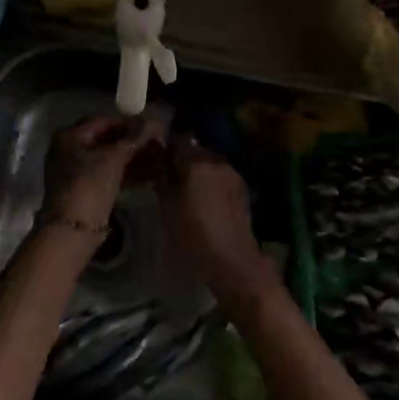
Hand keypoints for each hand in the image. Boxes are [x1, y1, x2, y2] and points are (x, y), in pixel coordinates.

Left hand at [43, 114, 162, 229]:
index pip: (105, 121)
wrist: (73, 229)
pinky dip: (127, 172)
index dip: (130, 123)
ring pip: (110, 158)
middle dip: (134, 143)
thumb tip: (155, 121)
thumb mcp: (114, 158)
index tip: (153, 128)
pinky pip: (109, 174)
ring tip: (159, 159)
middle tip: (158, 144)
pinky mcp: (86, 189)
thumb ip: (135, 138)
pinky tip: (150, 173)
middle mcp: (69, 149)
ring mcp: (77, 170)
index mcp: (70, 136)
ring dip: (134, 158)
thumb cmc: (90, 184)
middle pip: (107, 140)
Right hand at [158, 136, 283, 307]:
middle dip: (183, 159)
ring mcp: (233, 173)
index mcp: (196, 161)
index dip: (165, 149)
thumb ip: (161, 178)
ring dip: (198, 170)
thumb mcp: (167, 206)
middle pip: (196, 150)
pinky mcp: (242, 188)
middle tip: (169, 176)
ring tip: (187, 189)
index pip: (177, 141)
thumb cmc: (192, 233)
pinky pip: (221, 176)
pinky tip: (205, 199)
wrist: (230, 258)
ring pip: (210, 163)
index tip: (156, 161)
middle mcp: (217, 160)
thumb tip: (156, 161)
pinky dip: (211, 181)